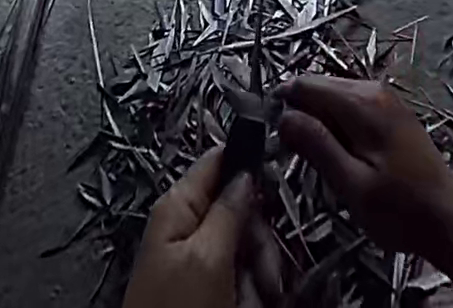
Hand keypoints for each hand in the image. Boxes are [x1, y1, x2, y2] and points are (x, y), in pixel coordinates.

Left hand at [122, 147, 258, 307]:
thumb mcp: (207, 257)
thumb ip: (229, 208)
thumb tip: (245, 169)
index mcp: (179, 206)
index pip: (218, 160)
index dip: (248, 166)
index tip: (273, 187)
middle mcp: (187, 227)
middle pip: (239, 209)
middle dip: (259, 240)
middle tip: (264, 273)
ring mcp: (197, 261)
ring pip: (246, 248)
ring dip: (257, 275)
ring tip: (251, 302)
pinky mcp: (206, 292)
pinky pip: (240, 280)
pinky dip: (248, 296)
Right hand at [274, 76, 452, 257]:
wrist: (447, 216)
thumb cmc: (399, 208)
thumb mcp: (351, 183)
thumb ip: (317, 145)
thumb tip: (284, 116)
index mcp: (361, 102)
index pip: (306, 84)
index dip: (285, 104)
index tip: (276, 133)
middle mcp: (371, 88)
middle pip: (319, 85)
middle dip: (303, 113)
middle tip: (301, 155)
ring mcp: (383, 95)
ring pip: (333, 93)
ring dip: (320, 118)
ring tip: (324, 159)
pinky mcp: (388, 107)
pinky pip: (350, 102)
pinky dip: (337, 121)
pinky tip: (344, 152)